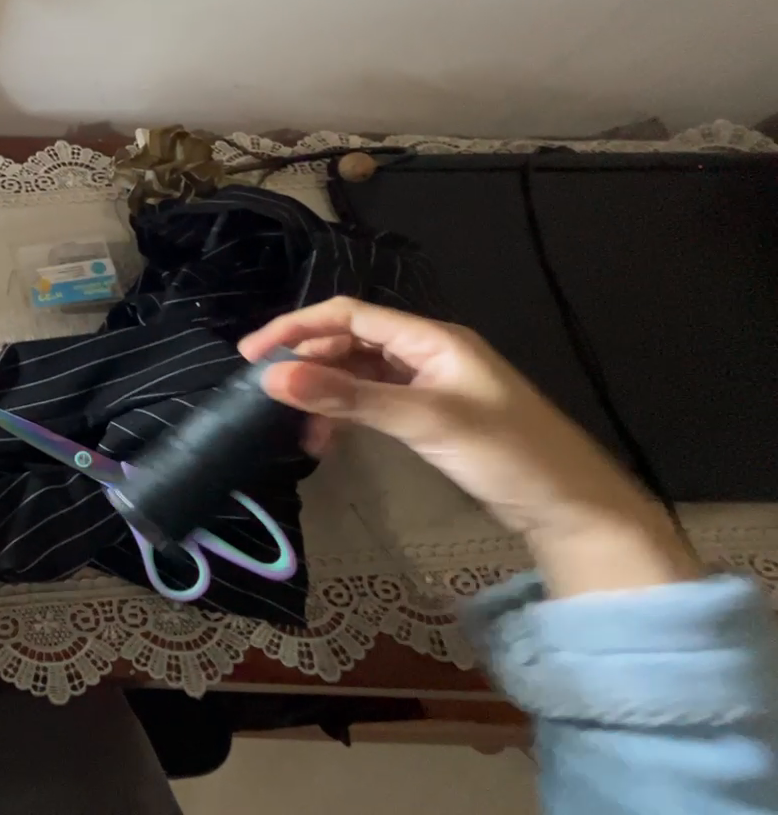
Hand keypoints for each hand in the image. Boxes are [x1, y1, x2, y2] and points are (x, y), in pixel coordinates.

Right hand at [239, 297, 700, 596]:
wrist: (576, 513)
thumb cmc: (508, 454)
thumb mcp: (423, 420)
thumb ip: (346, 397)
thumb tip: (272, 377)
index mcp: (430, 339)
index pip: (347, 315)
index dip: (295, 327)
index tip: (251, 354)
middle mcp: (424, 352)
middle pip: (346, 341)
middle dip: (304, 362)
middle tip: (264, 390)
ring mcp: (424, 383)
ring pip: (352, 373)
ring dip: (320, 393)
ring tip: (296, 424)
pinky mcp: (424, 412)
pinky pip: (366, 399)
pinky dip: (340, 413)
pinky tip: (325, 437)